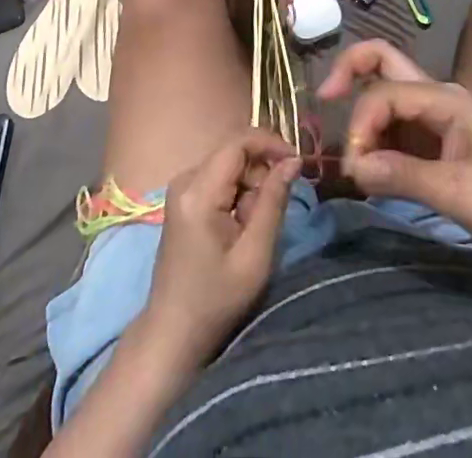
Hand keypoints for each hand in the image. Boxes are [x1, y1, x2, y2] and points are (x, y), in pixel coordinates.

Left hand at [145, 131, 299, 360]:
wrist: (174, 329)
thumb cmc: (217, 298)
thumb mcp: (255, 253)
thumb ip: (274, 201)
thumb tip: (293, 160)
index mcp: (198, 192)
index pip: (238, 142)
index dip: (271, 144)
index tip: (297, 163)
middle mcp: (184, 180)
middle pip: (234, 151)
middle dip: (262, 171)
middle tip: (274, 210)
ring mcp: (181, 188)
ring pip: (229, 164)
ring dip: (251, 185)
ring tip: (254, 225)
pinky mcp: (183, 198)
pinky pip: (219, 178)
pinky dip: (238, 193)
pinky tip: (240, 225)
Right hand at [318, 40, 471, 256]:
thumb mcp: (460, 194)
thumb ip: (403, 176)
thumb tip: (352, 166)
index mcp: (447, 99)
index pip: (384, 93)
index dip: (361, 124)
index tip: (354, 166)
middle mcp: (436, 97)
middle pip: (382, 62)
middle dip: (349, 72)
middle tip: (323, 99)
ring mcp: (434, 117)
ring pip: (382, 97)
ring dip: (362, 120)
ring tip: (356, 163)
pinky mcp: (432, 140)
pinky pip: (392, 127)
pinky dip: (374, 140)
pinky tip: (371, 169)